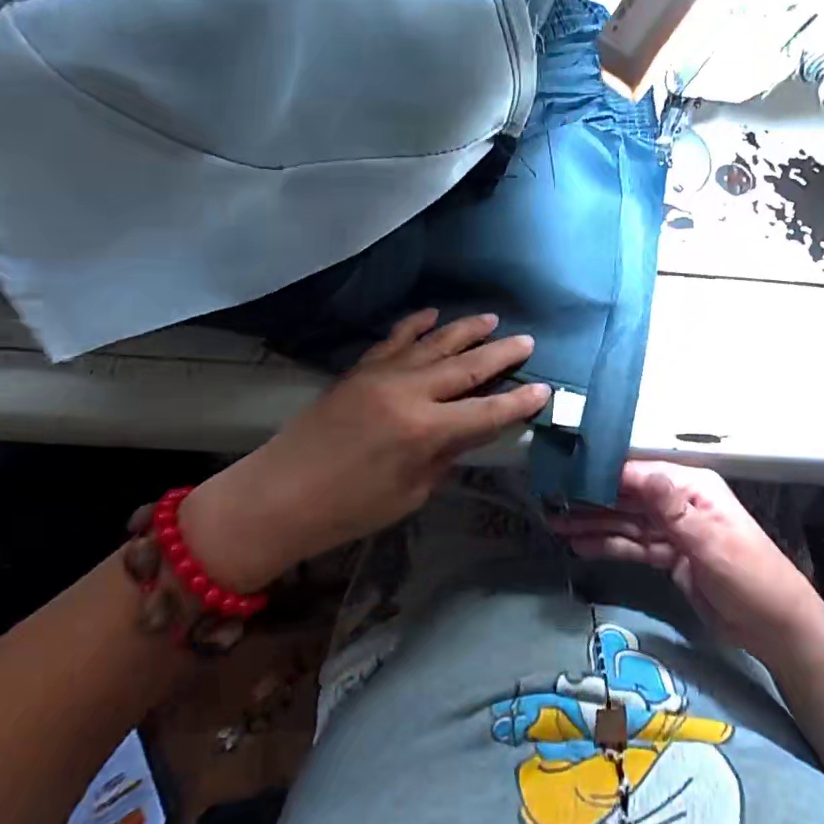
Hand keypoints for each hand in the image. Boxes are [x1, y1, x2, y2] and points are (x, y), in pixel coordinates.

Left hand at [183, 310, 549, 590]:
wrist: (280, 494)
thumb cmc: (350, 509)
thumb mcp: (411, 493)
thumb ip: (446, 456)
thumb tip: (471, 432)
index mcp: (426, 431)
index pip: (487, 412)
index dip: (519, 403)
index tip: (544, 390)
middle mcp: (409, 393)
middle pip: (467, 367)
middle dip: (501, 353)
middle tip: (527, 341)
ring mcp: (382, 375)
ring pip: (434, 344)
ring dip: (465, 330)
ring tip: (491, 320)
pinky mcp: (359, 370)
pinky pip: (394, 339)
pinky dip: (415, 325)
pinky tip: (432, 314)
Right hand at [552, 461, 823, 667]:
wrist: (774, 628)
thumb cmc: (749, 575)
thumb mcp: (710, 540)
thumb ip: (671, 507)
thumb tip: (640, 471)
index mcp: (692, 487)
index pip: (639, 473)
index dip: (603, 472)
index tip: (567, 473)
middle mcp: (679, 502)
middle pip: (627, 495)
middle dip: (591, 499)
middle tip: (552, 501)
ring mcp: (673, 530)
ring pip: (625, 521)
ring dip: (593, 523)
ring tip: (556, 524)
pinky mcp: (669, 556)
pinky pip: (633, 546)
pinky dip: (608, 545)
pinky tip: (581, 546)